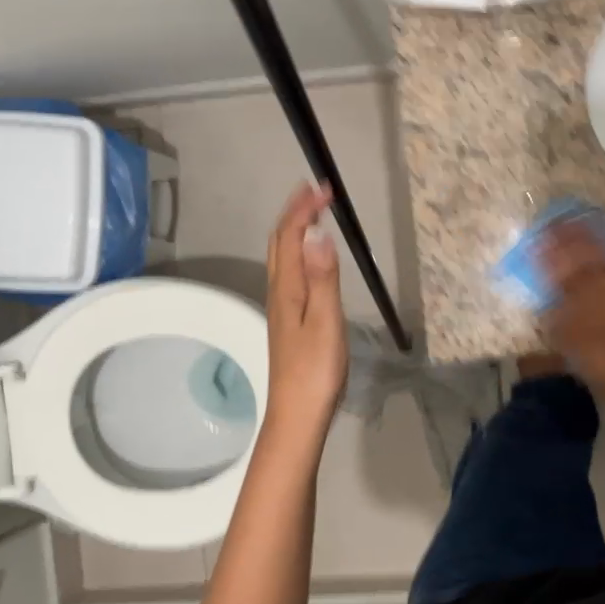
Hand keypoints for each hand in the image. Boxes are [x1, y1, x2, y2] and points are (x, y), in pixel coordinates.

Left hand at [264, 184, 347, 432]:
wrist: (297, 415)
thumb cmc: (315, 370)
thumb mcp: (325, 322)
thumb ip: (322, 277)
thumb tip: (317, 232)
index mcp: (286, 289)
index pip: (290, 236)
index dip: (304, 209)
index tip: (324, 188)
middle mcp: (278, 292)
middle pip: (279, 243)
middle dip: (294, 213)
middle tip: (314, 192)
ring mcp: (282, 308)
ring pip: (281, 258)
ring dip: (294, 231)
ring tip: (312, 215)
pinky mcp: (289, 322)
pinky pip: (289, 273)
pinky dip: (298, 253)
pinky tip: (310, 261)